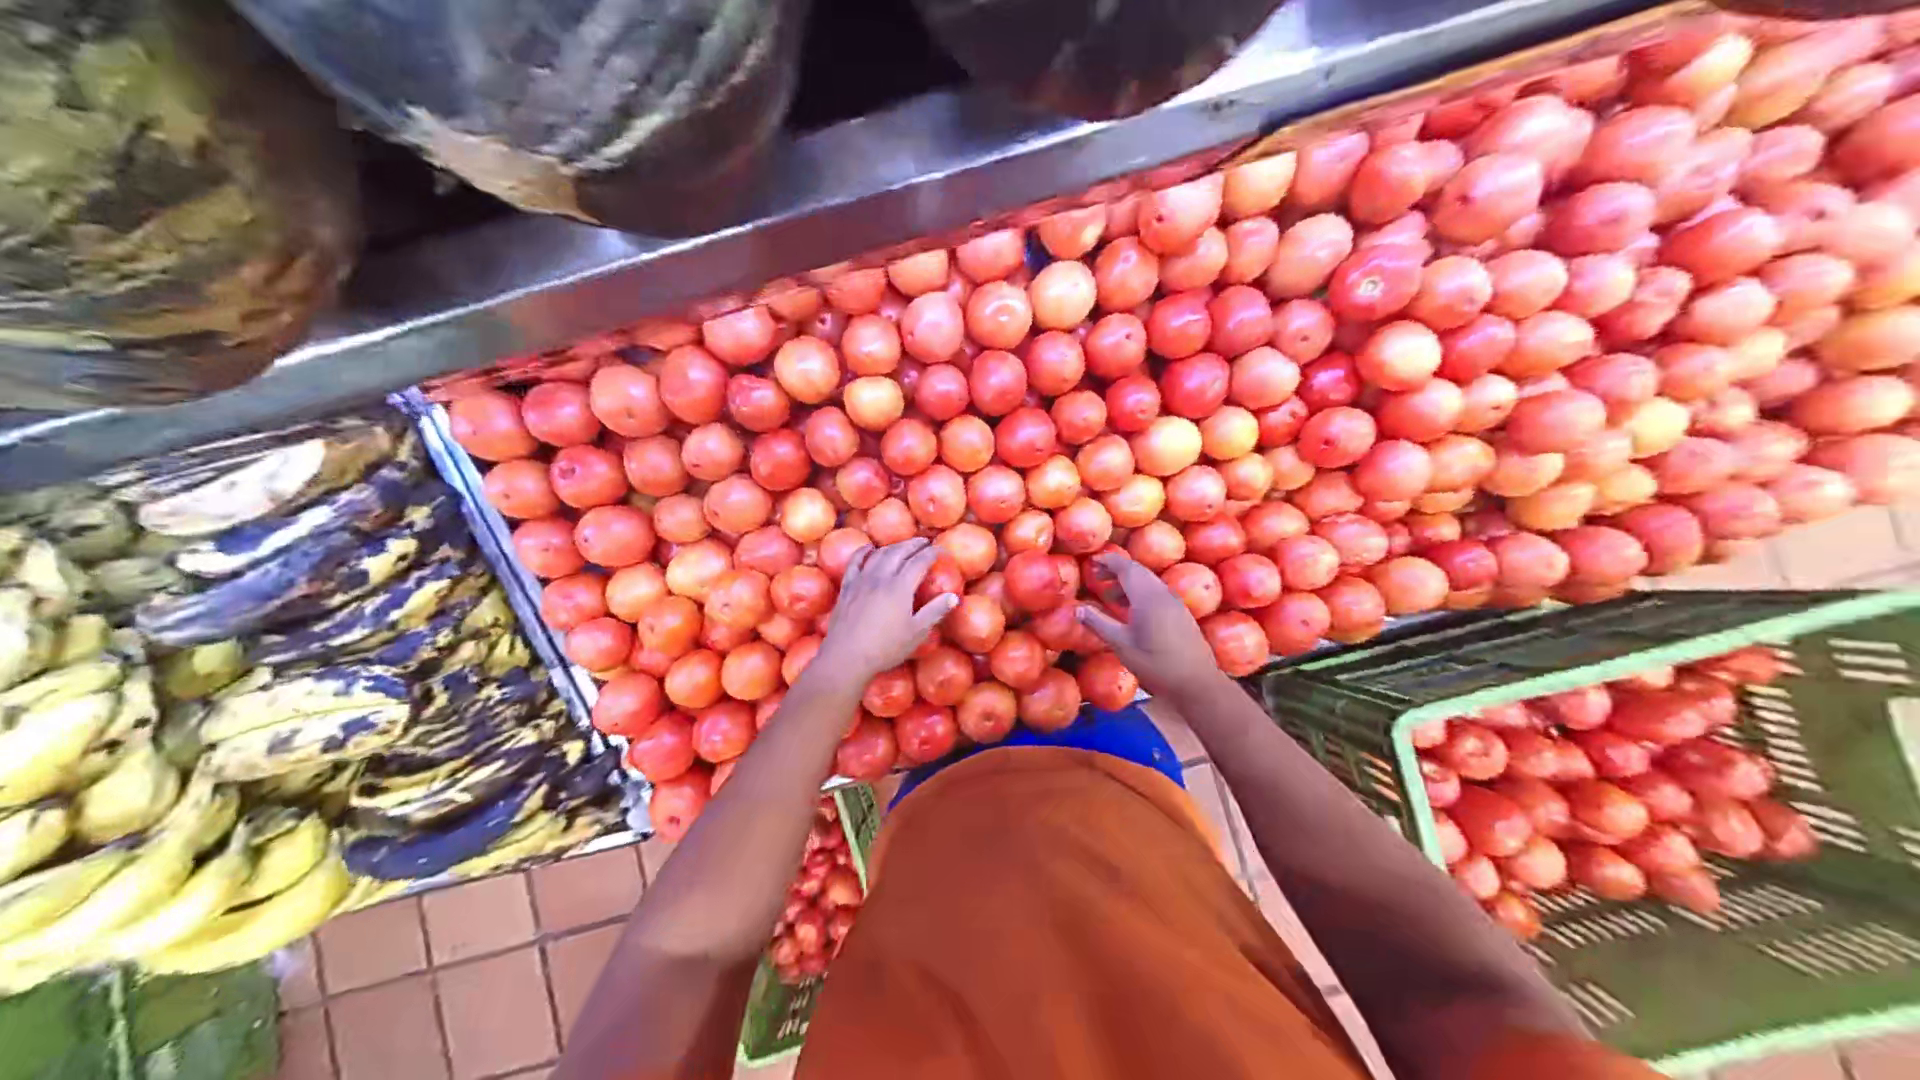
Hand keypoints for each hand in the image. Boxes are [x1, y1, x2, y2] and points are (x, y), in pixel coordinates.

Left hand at [813, 538, 959, 687]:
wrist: (846, 657)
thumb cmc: (885, 648)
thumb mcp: (916, 632)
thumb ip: (935, 611)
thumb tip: (953, 596)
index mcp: (901, 586)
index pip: (920, 561)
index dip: (932, 553)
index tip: (942, 550)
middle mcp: (881, 577)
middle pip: (899, 551)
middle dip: (914, 544)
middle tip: (925, 542)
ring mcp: (862, 580)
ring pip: (879, 554)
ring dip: (894, 546)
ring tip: (903, 546)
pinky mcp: (847, 587)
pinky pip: (855, 562)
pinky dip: (864, 551)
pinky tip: (869, 548)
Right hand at [1077, 553, 1228, 699]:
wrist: (1197, 683)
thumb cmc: (1156, 665)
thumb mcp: (1122, 645)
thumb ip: (1099, 623)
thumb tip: (1077, 608)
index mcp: (1147, 597)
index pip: (1126, 567)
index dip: (1108, 561)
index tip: (1092, 561)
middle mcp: (1163, 593)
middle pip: (1138, 570)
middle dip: (1116, 569)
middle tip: (1096, 576)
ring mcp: (1175, 602)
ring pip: (1148, 580)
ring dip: (1128, 580)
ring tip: (1109, 593)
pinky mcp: (1180, 611)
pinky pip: (1156, 591)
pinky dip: (1139, 591)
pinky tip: (1130, 608)